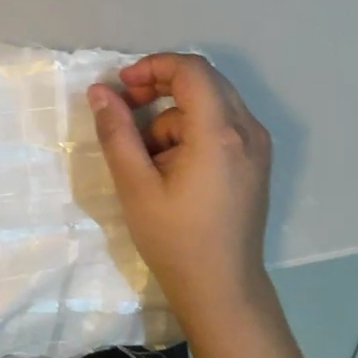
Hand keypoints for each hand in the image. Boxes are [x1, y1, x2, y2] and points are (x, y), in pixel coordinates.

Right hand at [88, 53, 273, 333]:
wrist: (222, 289)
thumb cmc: (175, 239)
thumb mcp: (135, 185)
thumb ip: (116, 132)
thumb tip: (100, 90)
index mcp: (220, 133)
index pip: (192, 70)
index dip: (153, 67)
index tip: (122, 87)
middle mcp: (248, 131)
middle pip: (204, 81)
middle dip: (161, 87)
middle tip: (127, 110)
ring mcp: (257, 147)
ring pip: (211, 104)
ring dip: (174, 115)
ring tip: (148, 157)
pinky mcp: (256, 163)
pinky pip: (222, 126)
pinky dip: (192, 131)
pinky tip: (173, 167)